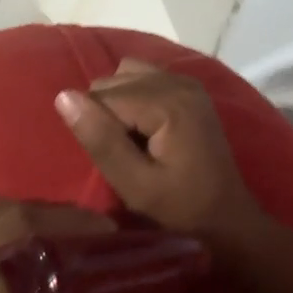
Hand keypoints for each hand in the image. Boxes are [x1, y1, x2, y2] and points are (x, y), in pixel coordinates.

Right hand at [55, 59, 261, 240]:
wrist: (229, 219)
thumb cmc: (182, 210)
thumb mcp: (136, 186)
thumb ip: (102, 141)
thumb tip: (64, 96)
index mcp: (168, 103)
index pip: (103, 97)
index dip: (98, 130)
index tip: (118, 162)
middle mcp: (177, 80)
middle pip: (112, 81)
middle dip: (106, 114)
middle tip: (126, 154)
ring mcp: (185, 80)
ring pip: (124, 73)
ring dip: (118, 102)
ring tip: (131, 139)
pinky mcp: (188, 86)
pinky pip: (143, 74)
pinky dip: (133, 94)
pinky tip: (143, 125)